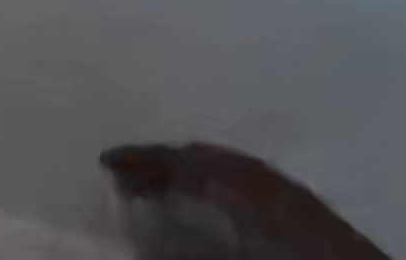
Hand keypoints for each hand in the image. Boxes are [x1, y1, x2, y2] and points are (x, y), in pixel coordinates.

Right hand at [101, 142, 391, 259]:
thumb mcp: (233, 258)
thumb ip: (188, 248)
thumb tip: (142, 239)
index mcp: (237, 186)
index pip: (175, 162)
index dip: (137, 160)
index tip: (103, 162)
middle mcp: (256, 174)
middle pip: (193, 155)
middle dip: (156, 163)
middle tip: (123, 176)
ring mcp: (281, 184)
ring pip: (218, 160)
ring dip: (183, 166)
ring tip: (158, 182)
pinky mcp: (301, 200)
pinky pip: (240, 170)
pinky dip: (212, 173)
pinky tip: (210, 193)